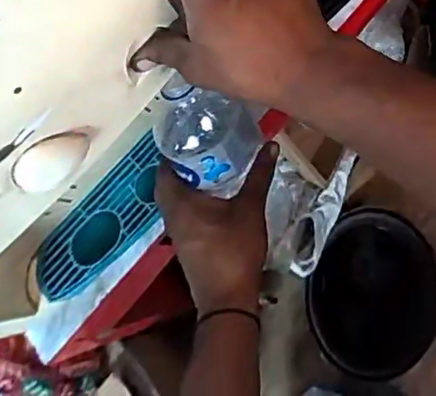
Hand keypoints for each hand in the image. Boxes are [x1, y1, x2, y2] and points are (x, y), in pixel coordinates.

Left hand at [157, 144, 273, 312]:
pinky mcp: (183, 243)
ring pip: (171, 198)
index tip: (189, 133)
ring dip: (184, 182)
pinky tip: (209, 194)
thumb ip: (259, 175)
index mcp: (179, 201)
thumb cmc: (235, 250)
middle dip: (179, 163)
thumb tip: (271, 144)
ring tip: (206, 164)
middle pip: (165, 181)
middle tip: (200, 147)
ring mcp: (174, 232)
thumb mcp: (250, 208)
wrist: (228, 302)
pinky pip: (178, 211)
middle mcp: (171, 214)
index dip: (173, 147)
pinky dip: (188, 198)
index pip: (164, 165)